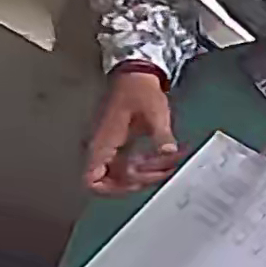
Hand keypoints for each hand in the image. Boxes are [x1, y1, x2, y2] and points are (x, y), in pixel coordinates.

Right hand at [82, 67, 183, 195]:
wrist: (136, 78)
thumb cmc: (142, 94)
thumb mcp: (156, 114)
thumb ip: (162, 135)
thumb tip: (168, 153)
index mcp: (105, 143)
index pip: (92, 178)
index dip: (113, 188)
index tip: (140, 181)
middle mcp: (104, 149)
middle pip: (112, 181)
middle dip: (140, 181)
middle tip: (165, 171)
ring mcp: (112, 147)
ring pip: (125, 173)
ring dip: (149, 172)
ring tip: (173, 162)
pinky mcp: (122, 144)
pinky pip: (132, 162)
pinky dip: (150, 164)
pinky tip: (169, 156)